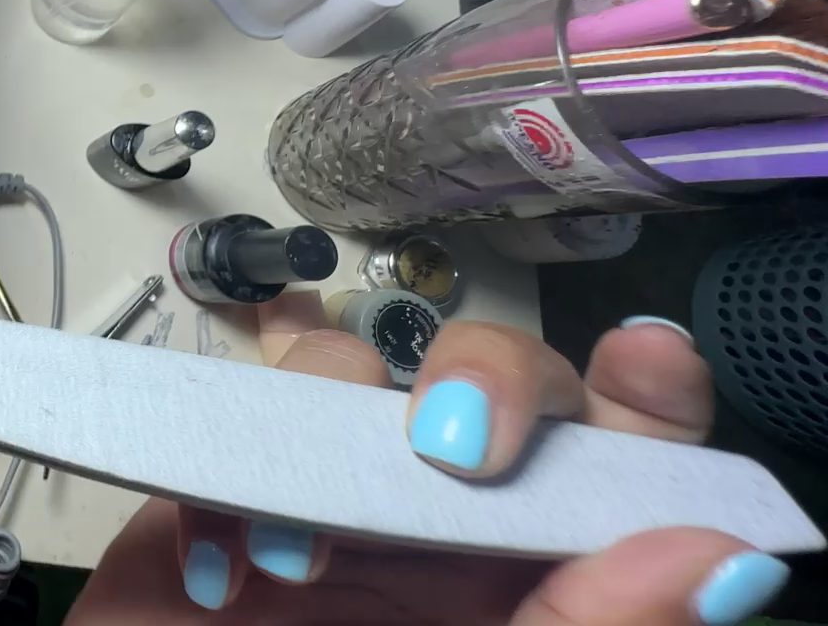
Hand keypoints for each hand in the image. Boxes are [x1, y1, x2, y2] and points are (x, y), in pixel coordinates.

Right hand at [70, 301, 793, 624]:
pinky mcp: (226, 473)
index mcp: (521, 570)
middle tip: (451, 447)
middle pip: (475, 372)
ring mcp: (322, 482)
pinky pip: (225, 419)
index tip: (646, 357)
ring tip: (291, 561)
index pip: (608, 462)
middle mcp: (431, 511)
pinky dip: (217, 483)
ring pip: (336, 367)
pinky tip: (216, 572)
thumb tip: (714, 556)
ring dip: (314, 433)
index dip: (640, 396)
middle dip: (479, 373)